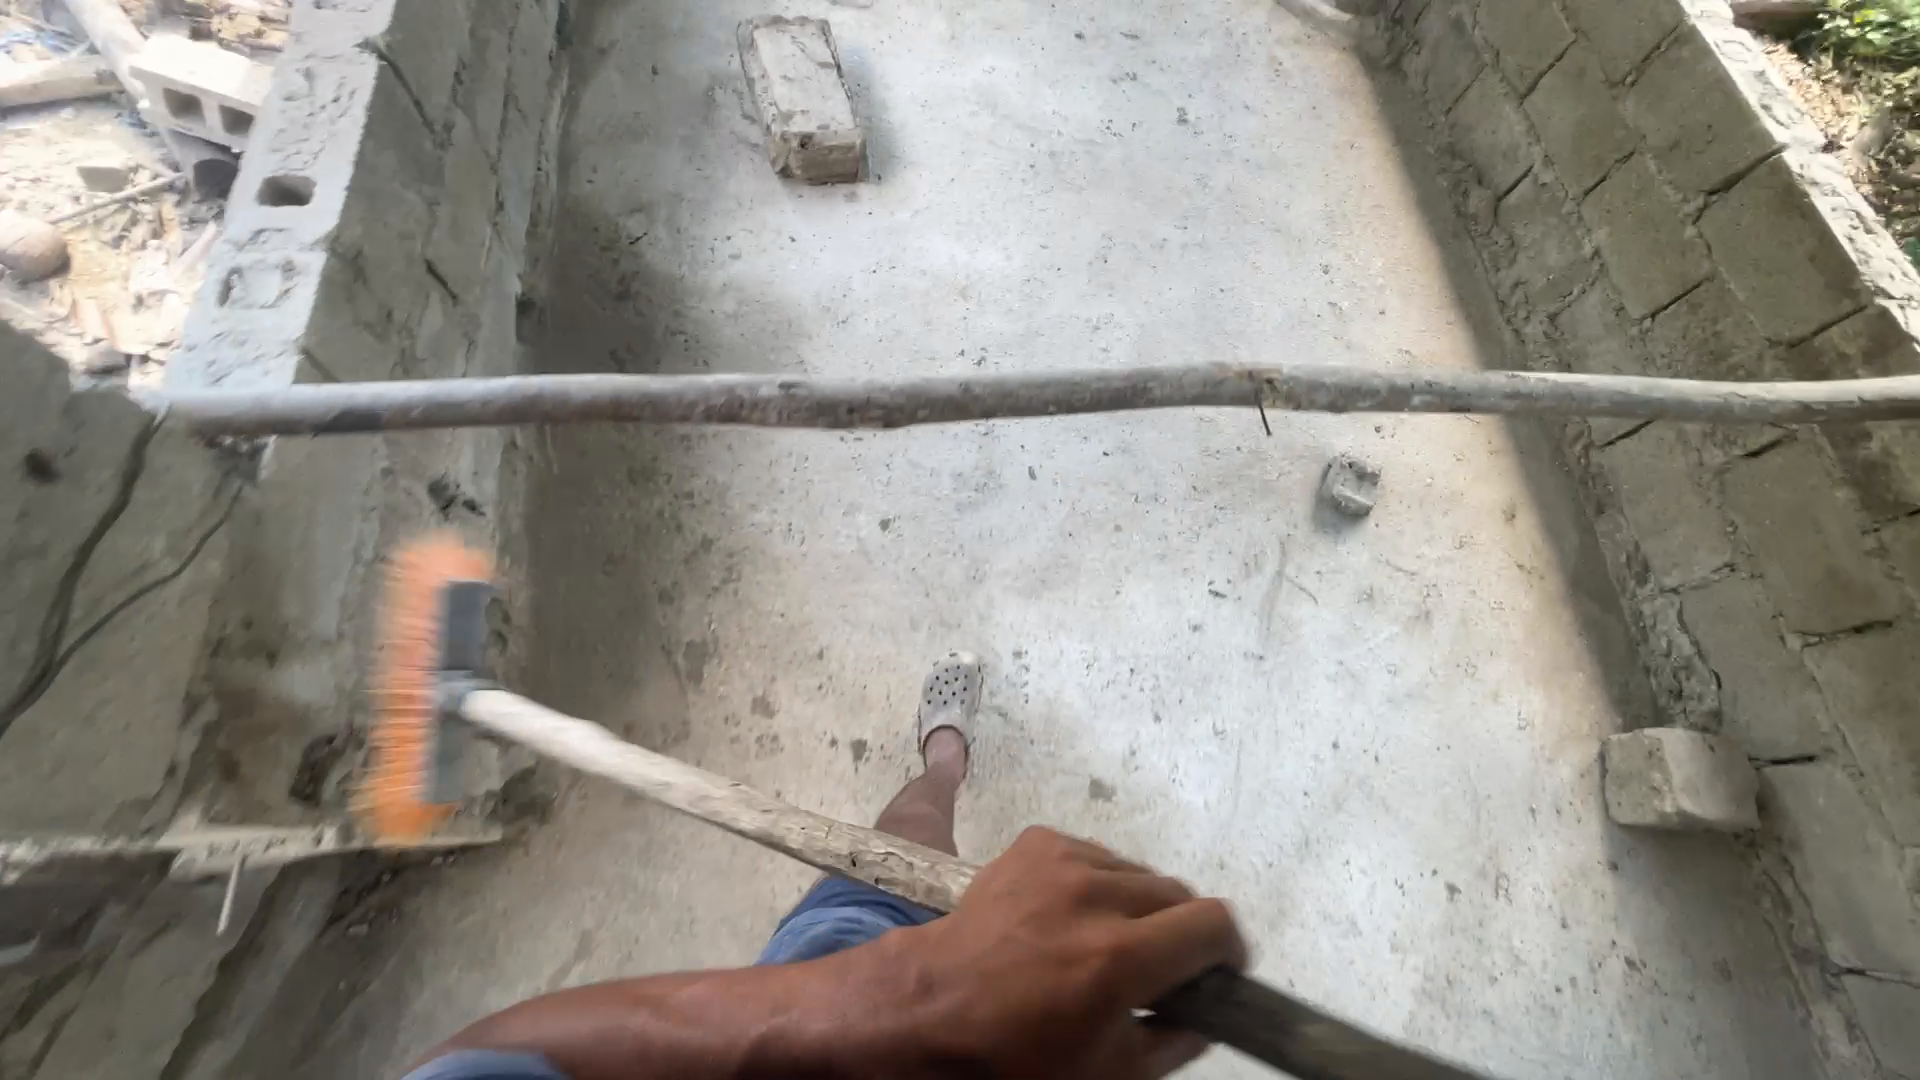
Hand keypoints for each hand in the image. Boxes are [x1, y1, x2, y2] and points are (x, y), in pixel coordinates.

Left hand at [887, 826, 1246, 1078]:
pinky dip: (1096, 881)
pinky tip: (1068, 911)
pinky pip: (1093, 854)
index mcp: (1120, 955)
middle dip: (1179, 929)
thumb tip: (1205, 1012)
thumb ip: (1174, 1040)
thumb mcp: (1109, 1070)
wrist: (937, 1000)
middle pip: (1177, 893)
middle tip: (1156, 962)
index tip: (1219, 969)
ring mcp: (1063, 857)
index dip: (1228, 949)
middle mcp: (1096, 893)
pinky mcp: (1037, 839)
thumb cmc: (1021, 1051)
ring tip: (1104, 935)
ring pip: (1135, 871)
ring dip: (1136, 903)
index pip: (1213, 923)